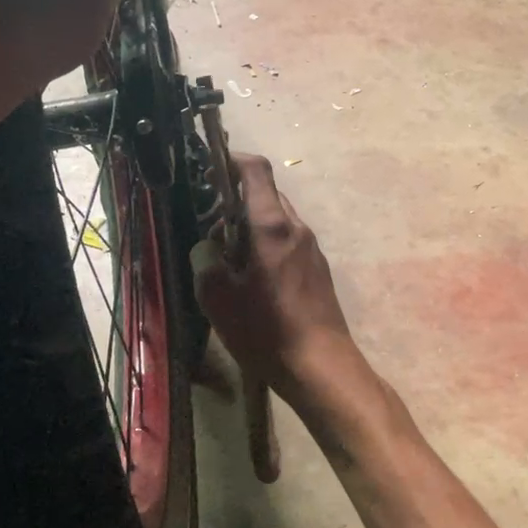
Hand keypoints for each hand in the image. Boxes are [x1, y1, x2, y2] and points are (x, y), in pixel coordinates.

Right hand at [194, 154, 357, 398]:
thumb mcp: (218, 297)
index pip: (256, 170)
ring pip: (277, 220)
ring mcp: (311, 249)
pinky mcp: (318, 270)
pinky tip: (252, 278)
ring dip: (251, 225)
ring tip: (227, 254)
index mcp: (271, 225)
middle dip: (236, 199)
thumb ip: (206, 260)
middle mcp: (296, 228)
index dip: (232, 160)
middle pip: (266, 195)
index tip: (209, 167)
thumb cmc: (266, 330)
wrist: (321, 367)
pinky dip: (266, 244)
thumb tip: (209, 246)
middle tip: (209, 222)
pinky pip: (288, 242)